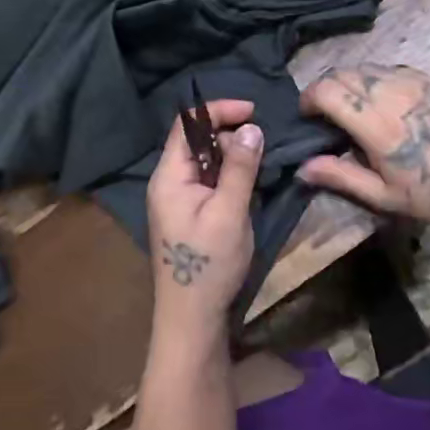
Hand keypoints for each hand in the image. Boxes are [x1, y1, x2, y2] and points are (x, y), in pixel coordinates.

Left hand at [146, 99, 263, 334]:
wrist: (192, 318)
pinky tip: (248, 189)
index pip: (187, 124)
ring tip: (259, 170)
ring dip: (233, 159)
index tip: (252, 111)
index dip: (218, 111)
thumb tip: (252, 127)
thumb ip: (240, 168)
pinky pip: (209, 183)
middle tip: (261, 150)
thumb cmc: (208, 263)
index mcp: (169, 175)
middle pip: (197, 142)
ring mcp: (177, 200)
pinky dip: (229, 178)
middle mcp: (168, 182)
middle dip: (230, 137)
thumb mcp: (229, 211)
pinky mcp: (189, 215)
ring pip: (206, 163)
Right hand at [297, 64, 429, 239]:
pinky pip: (387, 69)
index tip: (308, 116)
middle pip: (340, 73)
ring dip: (348, 83)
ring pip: (363, 67)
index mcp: (376, 124)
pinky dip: (373, 80)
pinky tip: (381, 105)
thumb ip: (338, 175)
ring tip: (352, 108)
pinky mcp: (427, 79)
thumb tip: (299, 168)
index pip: (326, 90)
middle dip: (324, 89)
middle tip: (325, 114)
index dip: (308, 99)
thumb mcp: (380, 195)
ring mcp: (412, 81)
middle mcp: (391, 93)